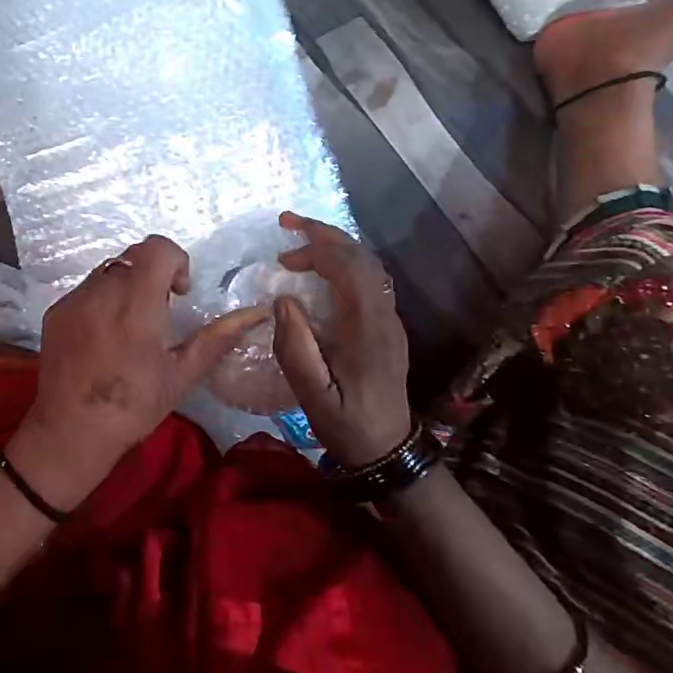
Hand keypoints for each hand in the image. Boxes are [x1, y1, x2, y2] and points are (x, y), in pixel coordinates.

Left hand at [6, 235, 268, 508]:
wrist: (70, 433)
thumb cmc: (133, 407)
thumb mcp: (181, 375)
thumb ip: (218, 338)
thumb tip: (257, 314)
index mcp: (136, 305)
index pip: (157, 248)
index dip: (176, 262)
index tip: (178, 294)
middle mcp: (101, 293)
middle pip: (133, 255)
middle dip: (153, 273)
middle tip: (158, 314)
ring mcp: (73, 301)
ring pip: (108, 270)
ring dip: (127, 286)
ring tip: (130, 328)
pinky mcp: (55, 312)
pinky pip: (86, 290)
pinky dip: (102, 301)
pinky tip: (104, 339)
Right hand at [269, 211, 413, 466]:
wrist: (388, 450)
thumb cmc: (348, 425)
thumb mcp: (313, 396)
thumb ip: (296, 348)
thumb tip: (283, 300)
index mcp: (368, 328)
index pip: (350, 268)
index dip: (318, 247)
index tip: (284, 248)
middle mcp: (385, 316)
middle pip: (362, 258)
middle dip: (325, 234)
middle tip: (287, 223)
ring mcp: (389, 320)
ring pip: (368, 266)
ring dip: (335, 247)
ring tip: (300, 241)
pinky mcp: (386, 328)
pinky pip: (368, 281)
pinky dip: (342, 264)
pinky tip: (321, 270)